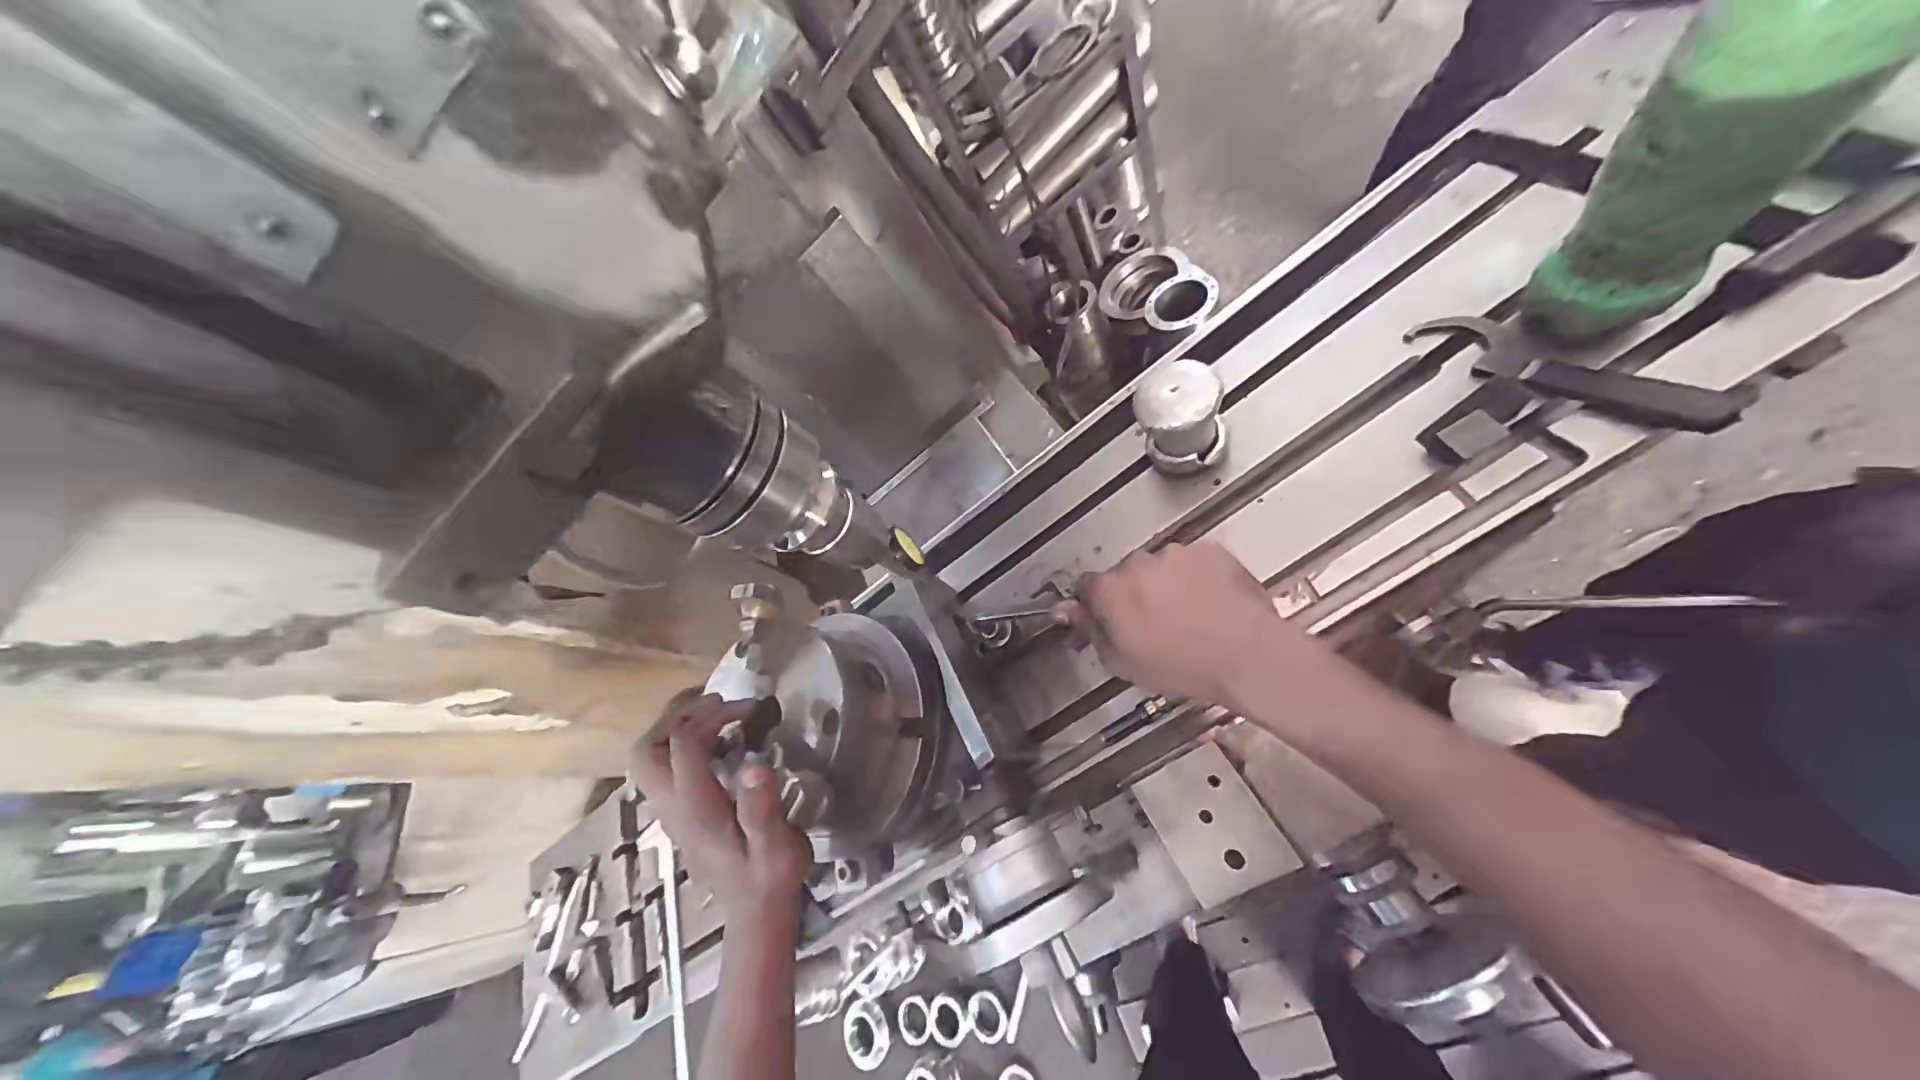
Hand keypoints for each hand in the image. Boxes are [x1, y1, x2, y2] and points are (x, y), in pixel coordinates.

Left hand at [628, 691, 809, 920]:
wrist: (754, 913)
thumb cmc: (769, 876)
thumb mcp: (777, 845)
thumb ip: (763, 808)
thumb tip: (755, 764)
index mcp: (696, 808)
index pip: (683, 746)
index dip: (712, 717)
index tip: (749, 709)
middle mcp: (674, 807)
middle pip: (646, 751)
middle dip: (676, 716)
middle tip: (716, 700)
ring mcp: (673, 812)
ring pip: (647, 760)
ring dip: (674, 727)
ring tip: (712, 710)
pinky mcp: (681, 814)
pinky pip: (663, 768)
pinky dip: (681, 743)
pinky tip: (716, 740)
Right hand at [1061, 541, 1306, 708]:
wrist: (1247, 655)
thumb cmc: (1185, 666)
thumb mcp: (1123, 663)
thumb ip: (1090, 632)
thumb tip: (1069, 612)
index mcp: (1110, 589)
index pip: (1086, 586)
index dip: (1095, 604)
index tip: (1106, 618)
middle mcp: (1138, 563)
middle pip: (1125, 574)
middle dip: (1133, 594)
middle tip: (1151, 625)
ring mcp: (1176, 554)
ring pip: (1160, 567)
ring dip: (1165, 585)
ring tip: (1187, 617)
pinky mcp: (1209, 551)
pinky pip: (1193, 562)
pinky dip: (1196, 578)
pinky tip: (1208, 605)